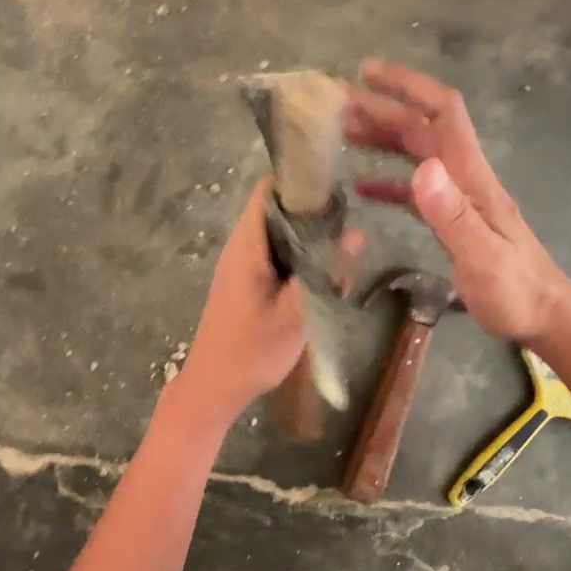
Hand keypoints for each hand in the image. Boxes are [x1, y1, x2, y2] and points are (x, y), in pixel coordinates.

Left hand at [180, 183, 358, 419]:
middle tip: (348, 230)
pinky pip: (278, 257)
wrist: (214, 388)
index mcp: (246, 246)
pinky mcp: (249, 282)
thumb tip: (356, 234)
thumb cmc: (251, 352)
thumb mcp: (296, 314)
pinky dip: (300, 261)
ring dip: (310, 242)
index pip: (269, 190)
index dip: (301, 181)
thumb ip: (326, 272)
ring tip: (340, 258)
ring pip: (281, 235)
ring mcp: (243, 265)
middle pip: (279, 210)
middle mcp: (242, 247)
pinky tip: (322, 281)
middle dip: (314, 215)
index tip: (338, 189)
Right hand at [344, 60, 570, 344]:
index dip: (407, 86)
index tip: (367, 73)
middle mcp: (464, 178)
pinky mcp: (453, 221)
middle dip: (383, 109)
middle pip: (423, 127)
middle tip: (337, 105)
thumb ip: (451, 214)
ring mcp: (459, 199)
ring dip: (384, 137)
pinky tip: (363, 186)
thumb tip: (422, 167)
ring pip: (418, 153)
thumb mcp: (481, 256)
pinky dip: (389, 181)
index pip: (442, 113)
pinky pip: (416, 191)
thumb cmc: (514, 291)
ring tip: (344, 133)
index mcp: (471, 177)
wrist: (544, 316)